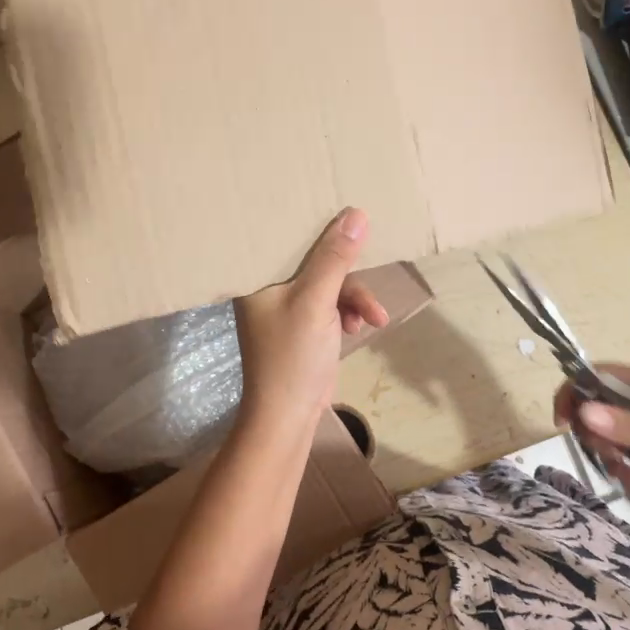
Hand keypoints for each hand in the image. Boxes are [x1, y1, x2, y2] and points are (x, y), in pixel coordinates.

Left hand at [235, 208, 389, 436]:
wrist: (289, 416)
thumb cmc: (292, 356)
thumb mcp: (317, 302)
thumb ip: (335, 259)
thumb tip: (356, 213)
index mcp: (256, 277)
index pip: (285, 236)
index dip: (317, 224)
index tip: (349, 213)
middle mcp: (268, 287)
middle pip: (316, 261)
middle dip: (348, 277)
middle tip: (372, 278)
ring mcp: (287, 308)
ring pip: (330, 284)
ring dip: (355, 299)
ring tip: (372, 318)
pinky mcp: (305, 326)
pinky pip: (333, 306)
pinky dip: (350, 314)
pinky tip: (360, 329)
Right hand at [555, 363, 629, 507]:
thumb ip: (628, 428)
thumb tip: (582, 412)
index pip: (594, 375)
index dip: (574, 395)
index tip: (565, 427)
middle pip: (597, 409)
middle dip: (598, 441)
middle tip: (616, 466)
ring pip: (610, 435)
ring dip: (613, 462)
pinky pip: (626, 451)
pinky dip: (627, 470)